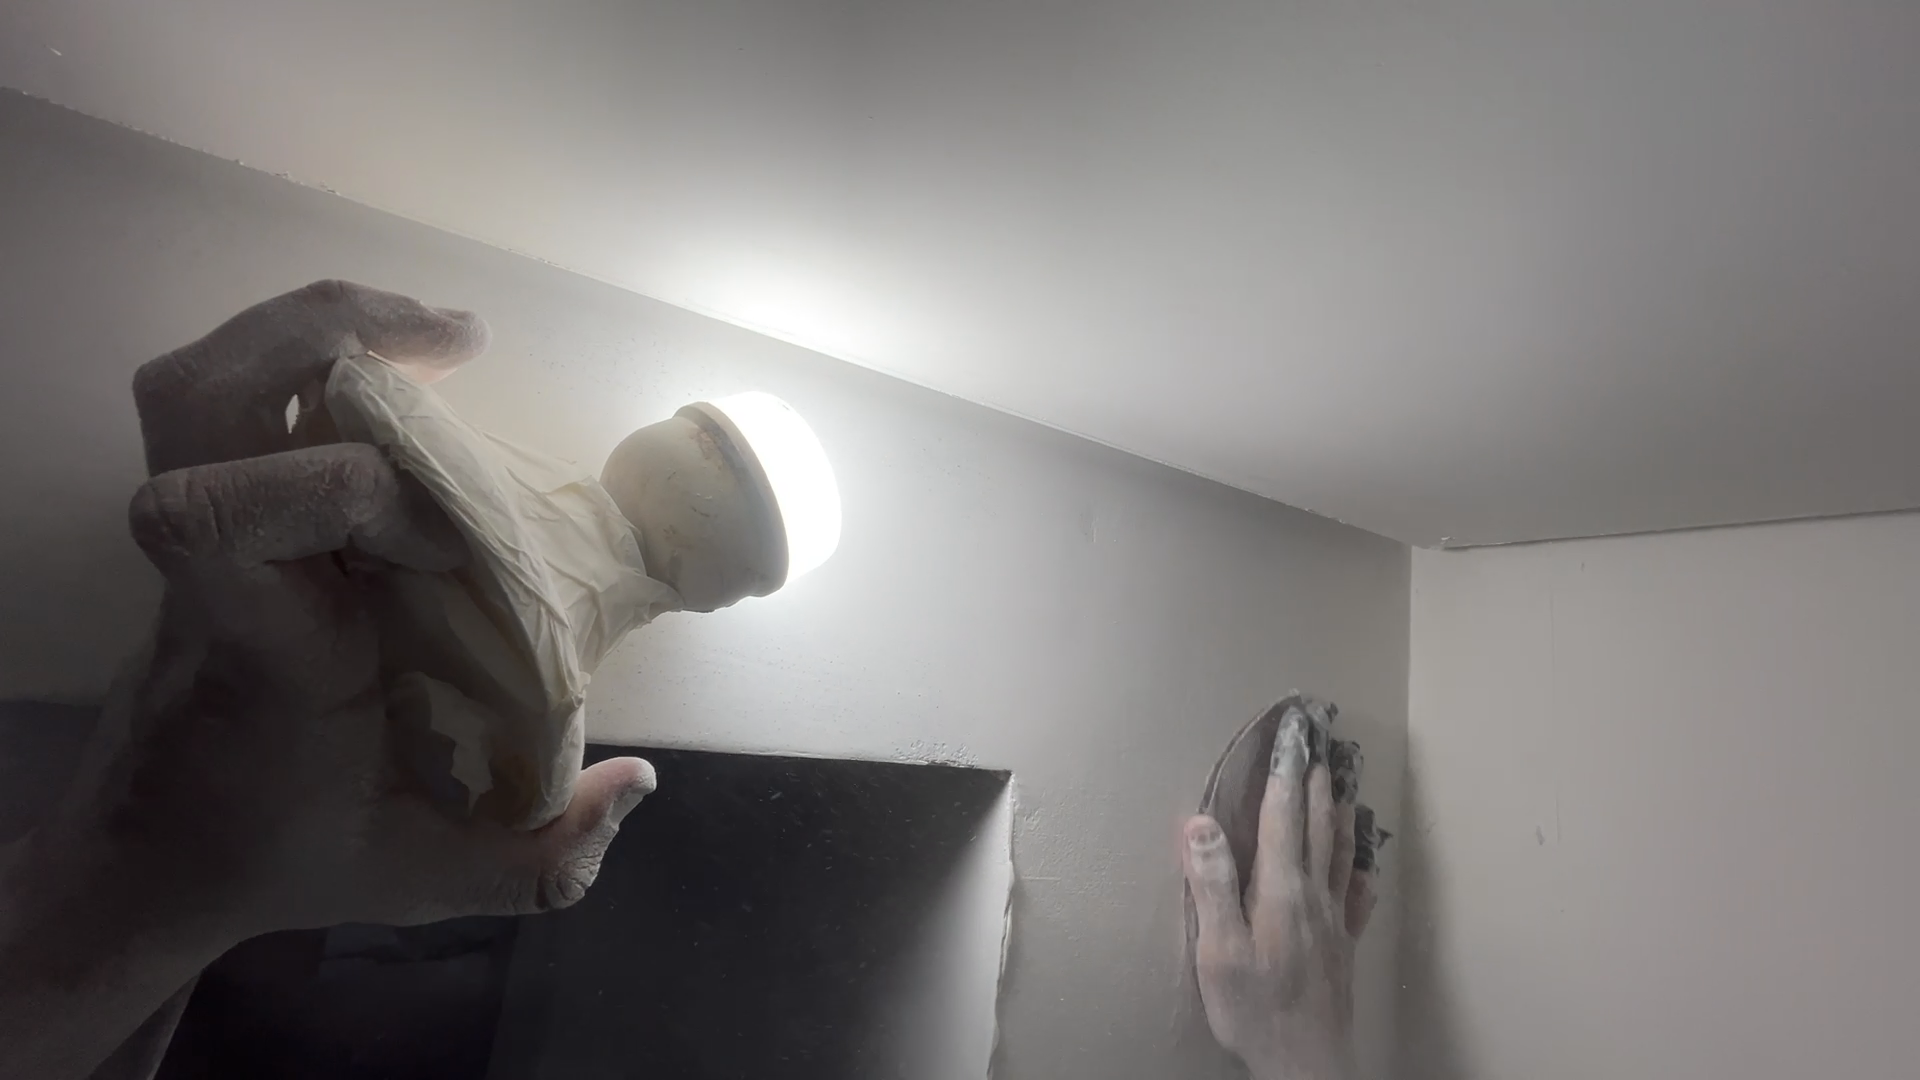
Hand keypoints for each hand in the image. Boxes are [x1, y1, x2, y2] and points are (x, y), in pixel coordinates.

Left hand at [1, 281, 657, 1078]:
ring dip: (314, 325)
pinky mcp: (227, 530)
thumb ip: (547, 861)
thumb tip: (640, 778)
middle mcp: (222, 577)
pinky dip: (305, 357)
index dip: (336, 487)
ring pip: (195, 383)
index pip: (220, 524)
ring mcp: (211, 544)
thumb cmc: (294, 858)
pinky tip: (397, 380)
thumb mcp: (434, 885)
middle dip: (323, 342)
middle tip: (459, 340)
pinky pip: (225, 403)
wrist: (153, 860)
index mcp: (273, 650)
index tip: (452, 534)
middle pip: (193, 404)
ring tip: (438, 332)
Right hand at [1182, 708, 1377, 1079]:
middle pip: (1316, 824)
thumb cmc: (1255, 1008)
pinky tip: (1362, 862)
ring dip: (1337, 810)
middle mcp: (1312, 894)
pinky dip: (1357, 868)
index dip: (1285, 771)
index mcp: (1280, 888)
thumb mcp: (1219, 949)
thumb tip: (1201, 822)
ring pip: (1339, 851)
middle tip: (1317, 739)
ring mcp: (1333, 920)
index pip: (1282, 815)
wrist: (1306, 1071)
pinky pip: (1354, 895)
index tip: (1291, 733)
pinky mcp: (1342, 946)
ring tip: (1340, 781)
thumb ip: (1213, 883)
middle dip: (1314, 778)